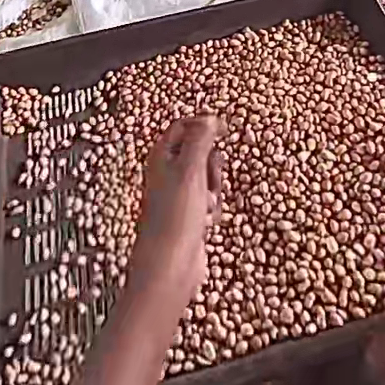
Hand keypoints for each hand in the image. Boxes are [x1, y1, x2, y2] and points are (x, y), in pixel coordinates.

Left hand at [129, 115, 224, 301]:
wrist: (170, 267)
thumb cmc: (174, 218)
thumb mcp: (191, 169)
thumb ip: (201, 139)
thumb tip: (210, 117)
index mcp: (161, 156)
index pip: (183, 126)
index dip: (203, 125)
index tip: (222, 129)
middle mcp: (168, 173)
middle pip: (199, 151)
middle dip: (211, 163)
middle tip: (209, 177)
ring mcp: (178, 195)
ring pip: (207, 176)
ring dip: (214, 188)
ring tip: (206, 204)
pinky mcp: (189, 214)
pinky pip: (210, 199)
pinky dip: (213, 207)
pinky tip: (206, 220)